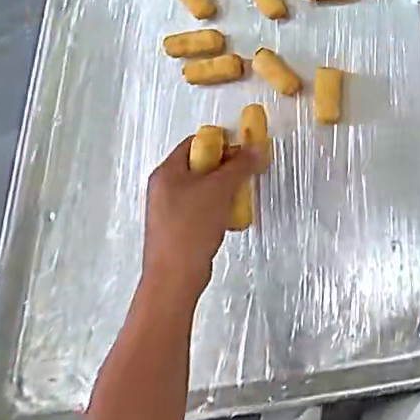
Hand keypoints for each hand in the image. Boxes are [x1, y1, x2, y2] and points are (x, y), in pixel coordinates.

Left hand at [137, 136, 264, 305]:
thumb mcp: (221, 188)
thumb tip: (254, 149)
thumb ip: (240, 165)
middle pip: (202, 165)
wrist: (176, 277)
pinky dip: (218, 207)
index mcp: (167, 172)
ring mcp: (170, 209)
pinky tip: (229, 217)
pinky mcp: (178, 227)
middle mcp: (164, 187)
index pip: (196, 142)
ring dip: (225, 189)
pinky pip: (202, 207)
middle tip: (243, 172)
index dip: (221, 143)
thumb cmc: (189, 229)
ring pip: (204, 187)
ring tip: (237, 197)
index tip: (242, 149)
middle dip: (226, 168)